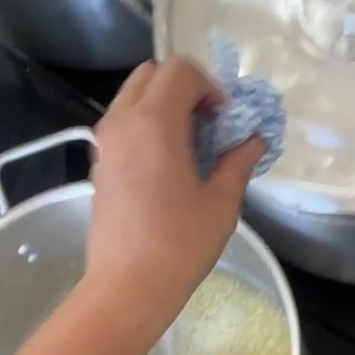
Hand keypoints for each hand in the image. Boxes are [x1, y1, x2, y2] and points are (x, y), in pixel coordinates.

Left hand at [86, 58, 267, 299]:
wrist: (129, 284)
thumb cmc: (181, 244)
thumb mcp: (222, 204)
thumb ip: (239, 163)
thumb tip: (254, 141)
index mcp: (155, 123)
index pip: (180, 70)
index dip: (209, 85)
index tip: (225, 119)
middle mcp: (123, 120)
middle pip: (152, 73)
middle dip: (185, 88)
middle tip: (210, 124)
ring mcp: (106, 140)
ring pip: (134, 96)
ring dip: (165, 106)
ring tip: (192, 145)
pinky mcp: (100, 161)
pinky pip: (124, 122)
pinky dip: (149, 126)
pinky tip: (171, 164)